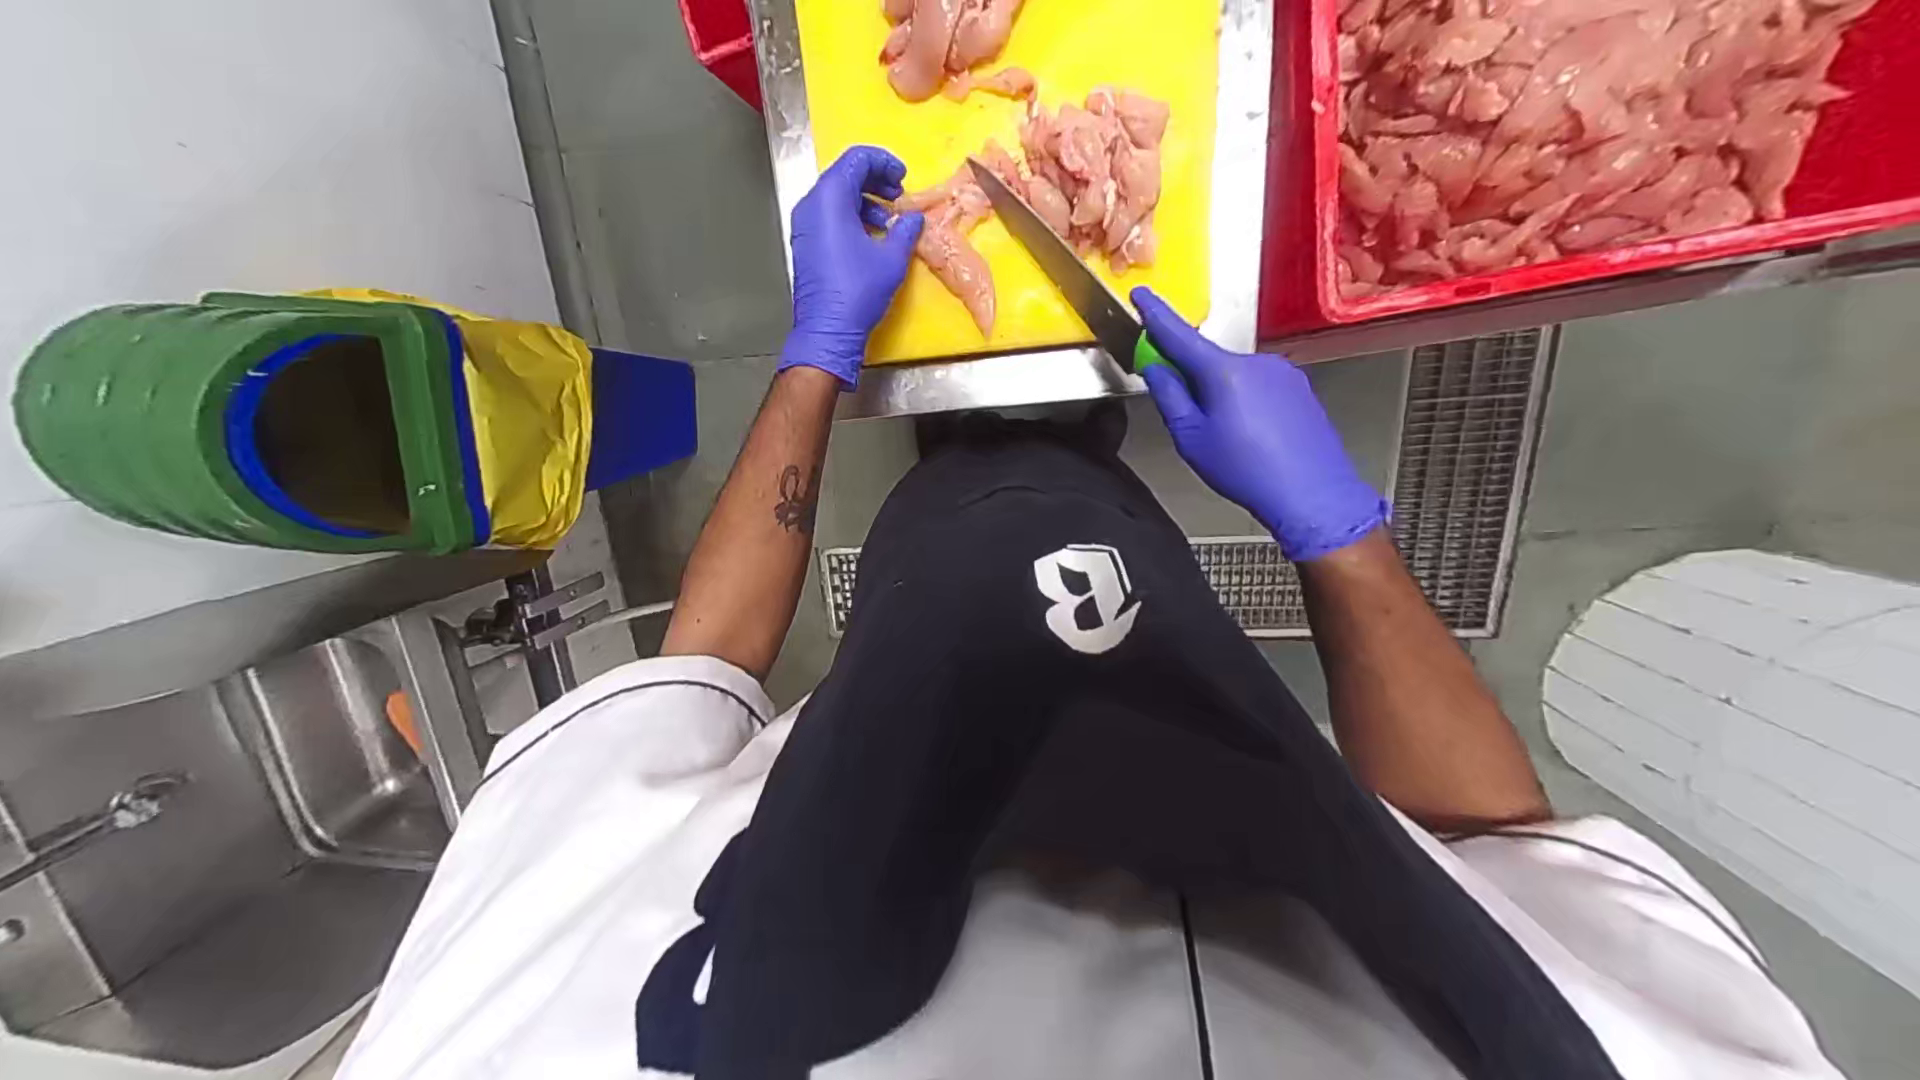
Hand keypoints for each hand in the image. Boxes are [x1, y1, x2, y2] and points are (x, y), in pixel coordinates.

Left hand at [778, 146, 925, 388]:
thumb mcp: (891, 259)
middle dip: (875, 181)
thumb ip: (905, 230)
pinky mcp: (806, 245)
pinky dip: (851, 217)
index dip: (884, 162)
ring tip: (888, 221)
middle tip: (898, 196)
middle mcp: (811, 206)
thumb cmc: (858, 292)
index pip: (856, 159)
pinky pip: (828, 217)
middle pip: (844, 175)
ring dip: (864, 201)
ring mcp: (805, 226)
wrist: (828, 330)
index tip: (903, 178)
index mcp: (830, 199)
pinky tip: (871, 237)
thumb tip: (912, 218)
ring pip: (836, 197)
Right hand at [1133, 287, 1387, 561]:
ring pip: (1232, 375)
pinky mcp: (1297, 388)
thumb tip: (1156, 367)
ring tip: (1221, 437)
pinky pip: (1257, 385)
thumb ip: (1169, 395)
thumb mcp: (1190, 437)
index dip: (1155, 315)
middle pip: (1206, 359)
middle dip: (1188, 377)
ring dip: (1216, 394)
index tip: (1141, 296)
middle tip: (1182, 415)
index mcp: (1224, 371)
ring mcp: (1281, 373)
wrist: (1312, 493)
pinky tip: (1246, 434)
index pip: (1179, 335)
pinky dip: (1242, 401)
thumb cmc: (1246, 470)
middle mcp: (1256, 362)